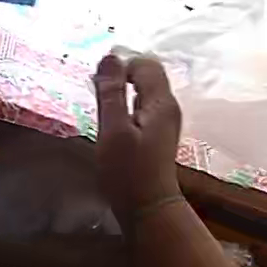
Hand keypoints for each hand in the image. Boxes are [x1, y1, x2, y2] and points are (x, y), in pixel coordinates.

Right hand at [93, 52, 183, 223]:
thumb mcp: (113, 131)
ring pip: (143, 95)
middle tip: (98, 102)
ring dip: (122, 98)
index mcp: (160, 102)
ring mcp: (165, 124)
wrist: (148, 210)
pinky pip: (143, 112)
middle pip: (146, 77)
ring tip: (104, 117)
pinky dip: (127, 113)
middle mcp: (168, 108)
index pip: (145, 64)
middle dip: (120, 81)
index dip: (121, 67)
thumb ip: (110, 94)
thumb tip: (108, 57)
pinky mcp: (158, 138)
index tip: (99, 88)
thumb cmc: (128, 173)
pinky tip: (114, 131)